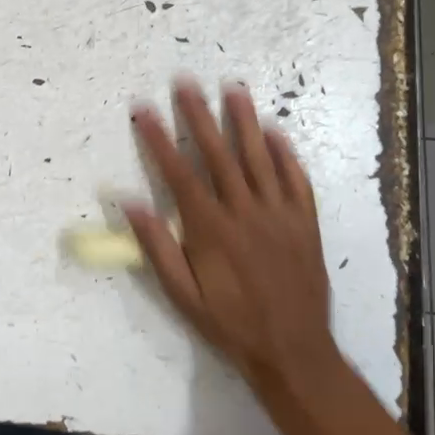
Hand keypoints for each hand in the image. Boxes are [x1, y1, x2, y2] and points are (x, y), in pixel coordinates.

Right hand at [125, 78, 340, 394]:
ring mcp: (280, 216)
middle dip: (198, 115)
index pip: (179, 173)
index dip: (158, 139)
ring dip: (244, 121)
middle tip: (186, 82)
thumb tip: (129, 202)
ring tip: (233, 88)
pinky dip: (286, 154)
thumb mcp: (182, 294)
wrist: (295, 353)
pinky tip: (275, 132)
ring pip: (260, 158)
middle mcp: (246, 213)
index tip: (143, 109)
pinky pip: (296, 181)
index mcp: (211, 229)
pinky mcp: (305, 224)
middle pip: (219, 154)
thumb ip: (156, 247)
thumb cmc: (229, 323)